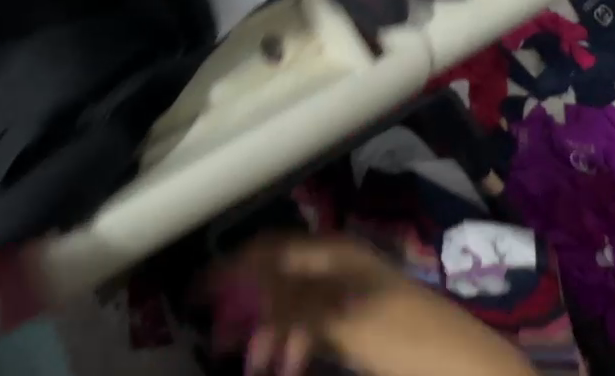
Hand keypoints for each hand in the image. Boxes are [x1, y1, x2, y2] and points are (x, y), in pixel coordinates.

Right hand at [216, 235, 406, 375]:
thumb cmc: (413, 342)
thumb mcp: (348, 323)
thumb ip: (292, 303)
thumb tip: (242, 285)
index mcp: (333, 254)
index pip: (267, 250)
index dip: (232, 268)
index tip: (201, 293)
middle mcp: (336, 266)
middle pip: (276, 279)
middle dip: (248, 308)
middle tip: (223, 341)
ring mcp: (349, 296)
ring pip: (292, 308)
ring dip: (271, 333)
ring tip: (256, 365)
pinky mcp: (360, 326)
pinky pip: (313, 329)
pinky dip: (295, 346)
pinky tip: (286, 367)